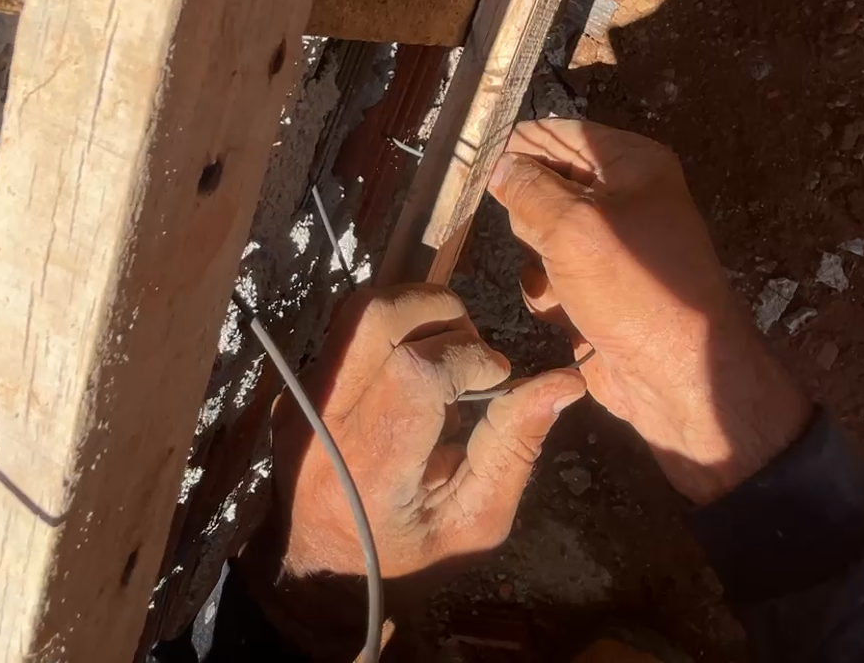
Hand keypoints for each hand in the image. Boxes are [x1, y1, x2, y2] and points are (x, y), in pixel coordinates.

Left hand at [248, 284, 585, 647]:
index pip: (415, 372)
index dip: (467, 356)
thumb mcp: (473, 519)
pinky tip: (411, 359)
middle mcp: (327, 417)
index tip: (494, 375)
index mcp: (374, 466)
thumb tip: (566, 382)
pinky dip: (395, 325)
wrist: (313, 554)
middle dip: (443, 314)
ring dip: (418, 309)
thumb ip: (515, 448)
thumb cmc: (402, 547)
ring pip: (361, 308)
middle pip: (380, 318)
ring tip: (444, 347)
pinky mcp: (298, 374)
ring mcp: (304, 390)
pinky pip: (350, 322)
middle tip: (469, 351)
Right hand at [486, 119, 808, 502]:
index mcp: (631, 165)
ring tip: (561, 281)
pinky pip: (548, 273)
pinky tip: (567, 311)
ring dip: (539, 258)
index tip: (474, 154)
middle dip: (530, 212)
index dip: (520, 141)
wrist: (676, 378)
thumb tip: (497, 163)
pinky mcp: (595, 286)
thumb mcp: (571, 226)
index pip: (562, 134)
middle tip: (538, 234)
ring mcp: (607, 246)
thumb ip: (526, 187)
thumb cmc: (632, 286)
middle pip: (545, 183)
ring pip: (538, 232)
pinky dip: (550, 291)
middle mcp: (622, 197)